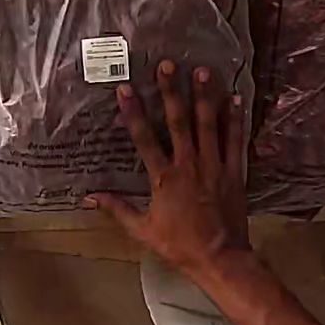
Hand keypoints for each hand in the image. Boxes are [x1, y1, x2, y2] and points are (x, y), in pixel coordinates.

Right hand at [86, 60, 252, 278]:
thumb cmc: (179, 244)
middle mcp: (188, 165)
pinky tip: (235, 98)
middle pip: (178, 122)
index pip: (144, 139)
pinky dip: (235, 119)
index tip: (125, 89)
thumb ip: (117, 208)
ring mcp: (214, 166)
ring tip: (203, 71)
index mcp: (163, 178)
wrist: (221, 259)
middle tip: (168, 66)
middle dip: (172, 92)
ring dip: (205, 97)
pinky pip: (235, 141)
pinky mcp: (234, 172)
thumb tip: (89, 196)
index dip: (133, 113)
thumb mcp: (142, 229)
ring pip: (209, 125)